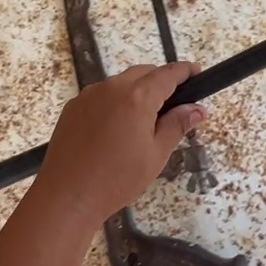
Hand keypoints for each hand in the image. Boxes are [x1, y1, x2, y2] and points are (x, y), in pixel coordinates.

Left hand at [34, 62, 205, 222]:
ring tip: (144, 119)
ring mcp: (90, 94)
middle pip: (143, 73)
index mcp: (137, 97)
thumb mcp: (155, 155)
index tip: (196, 71)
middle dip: (161, 80)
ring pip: (121, 83)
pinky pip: (101, 95)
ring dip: (137, 91)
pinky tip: (115, 128)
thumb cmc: (117, 178)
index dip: (184, 71)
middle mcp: (113, 87)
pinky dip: (115, 101)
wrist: (67, 194)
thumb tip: (197, 108)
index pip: (167, 74)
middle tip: (174, 102)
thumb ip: (176, 126)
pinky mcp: (74, 105)